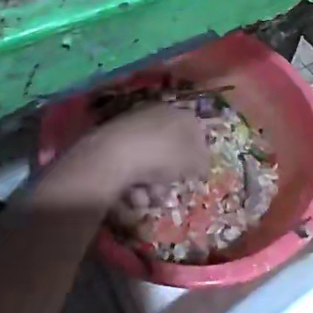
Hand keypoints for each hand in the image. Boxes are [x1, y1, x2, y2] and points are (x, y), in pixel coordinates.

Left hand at [47, 103, 208, 209]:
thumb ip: (203, 163)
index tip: (194, 174)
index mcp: (178, 113)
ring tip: (146, 199)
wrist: (114, 157)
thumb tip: (202, 167)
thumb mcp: (194, 161)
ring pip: (148, 164)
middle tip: (166, 192)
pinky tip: (130, 195)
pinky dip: (131, 184)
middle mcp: (155, 116)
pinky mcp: (109, 144)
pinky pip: (128, 167)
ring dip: (150, 187)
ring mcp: (130, 129)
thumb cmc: (163, 155)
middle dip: (168, 177)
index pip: (194, 131)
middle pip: (169, 152)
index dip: (197, 155)